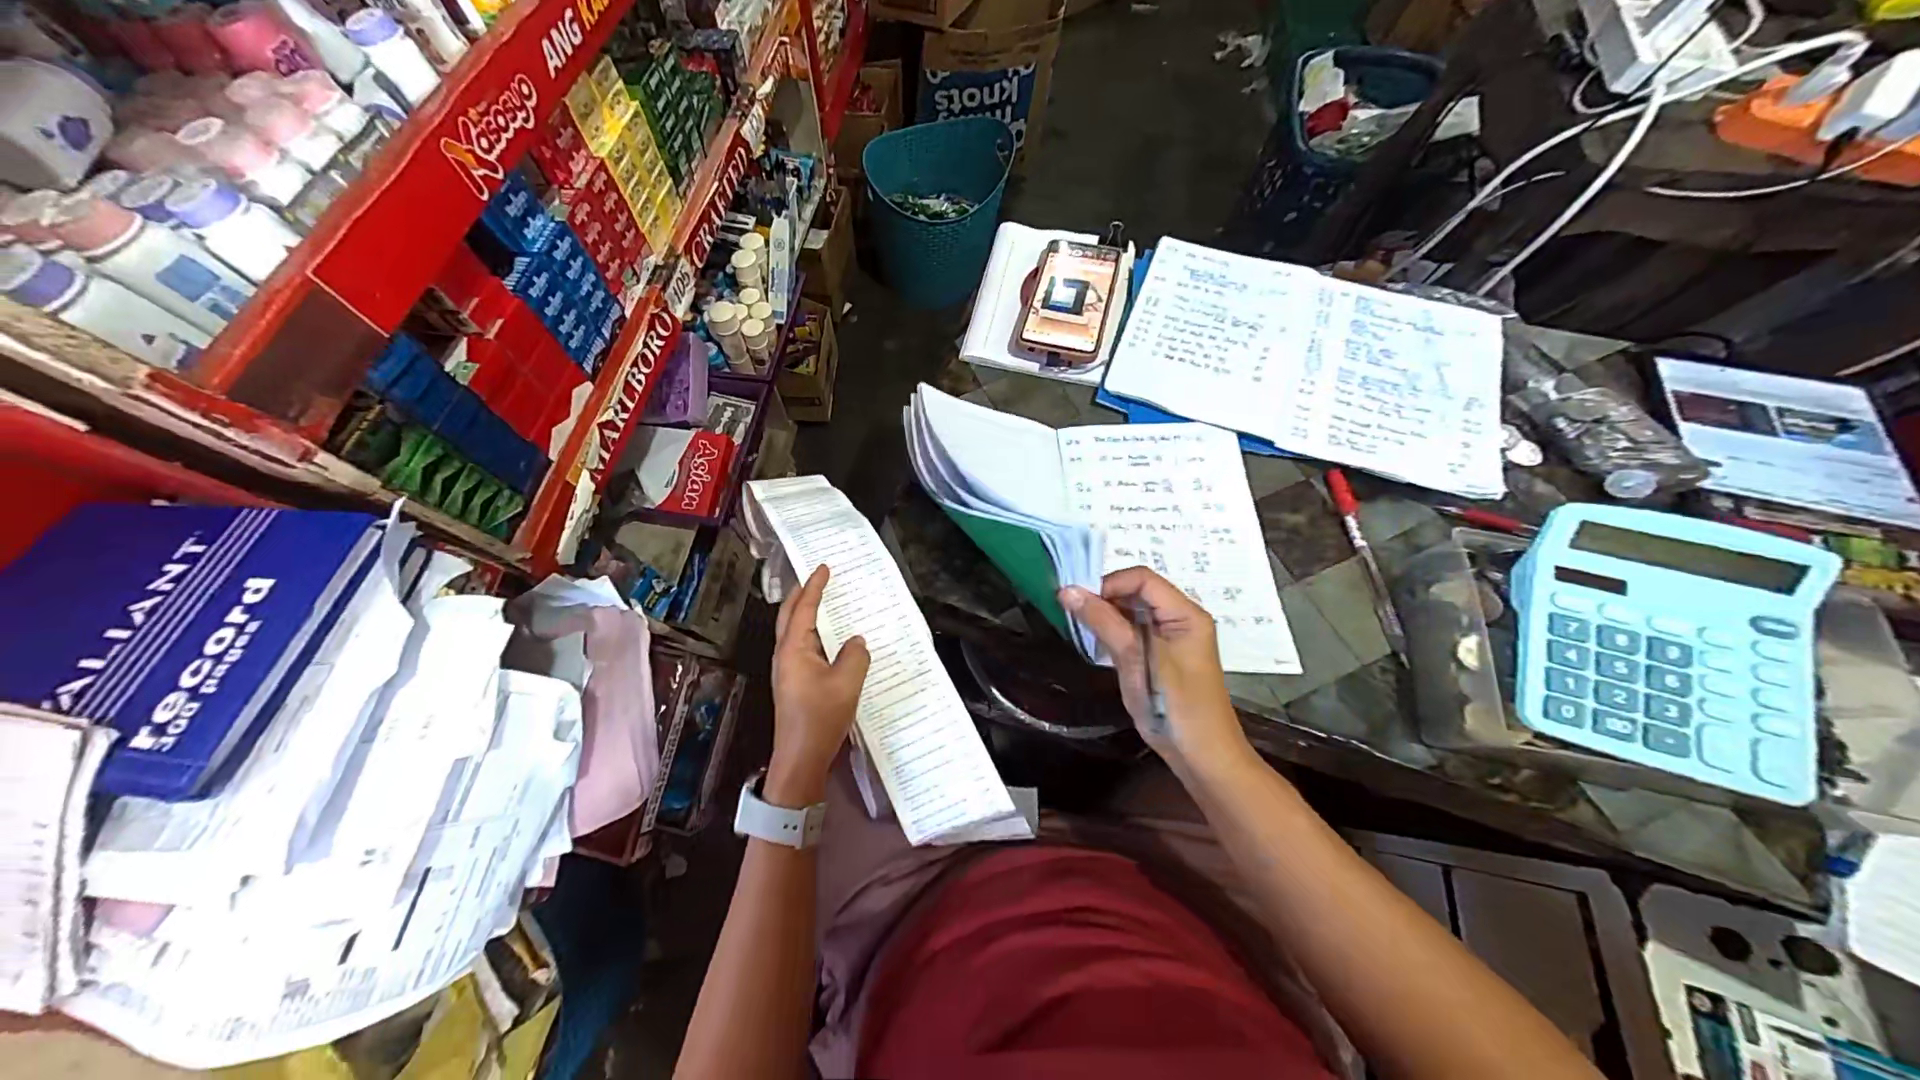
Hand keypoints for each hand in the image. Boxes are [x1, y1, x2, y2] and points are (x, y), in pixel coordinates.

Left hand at [768, 565, 868, 805]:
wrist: (800, 758)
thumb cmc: (820, 718)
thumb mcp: (847, 683)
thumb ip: (855, 655)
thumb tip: (856, 641)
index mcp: (793, 649)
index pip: (804, 608)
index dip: (815, 586)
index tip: (823, 567)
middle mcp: (785, 655)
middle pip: (790, 616)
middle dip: (802, 594)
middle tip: (817, 577)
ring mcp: (787, 670)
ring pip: (795, 632)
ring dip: (807, 614)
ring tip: (825, 601)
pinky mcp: (794, 682)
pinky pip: (804, 647)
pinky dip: (815, 634)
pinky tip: (831, 639)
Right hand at [1061, 568, 1251, 774]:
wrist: (1204, 758)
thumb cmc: (1174, 706)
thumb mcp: (1136, 659)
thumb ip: (1103, 622)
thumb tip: (1067, 591)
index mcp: (1186, 613)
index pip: (1142, 578)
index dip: (1109, 583)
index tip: (1079, 602)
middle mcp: (1182, 619)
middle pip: (1138, 591)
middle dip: (1105, 598)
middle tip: (1075, 615)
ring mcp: (1174, 638)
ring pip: (1134, 612)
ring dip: (1108, 616)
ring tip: (1083, 630)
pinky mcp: (1164, 656)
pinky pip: (1136, 631)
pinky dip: (1115, 633)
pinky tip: (1100, 646)